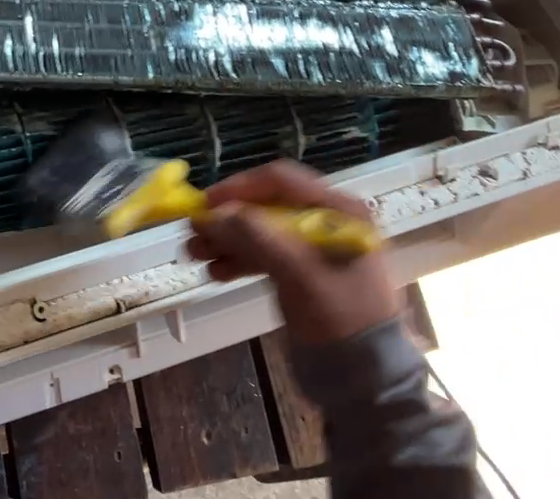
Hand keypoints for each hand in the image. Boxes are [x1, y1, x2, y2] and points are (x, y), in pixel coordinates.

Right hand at [186, 160, 398, 343]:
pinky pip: (264, 254)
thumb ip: (254, 236)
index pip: (279, 180)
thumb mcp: (297, 273)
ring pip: (259, 230)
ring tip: (194, 255)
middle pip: (264, 206)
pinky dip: (239, 259)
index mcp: (338, 209)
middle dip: (226, 219)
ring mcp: (313, 247)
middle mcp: (326, 220)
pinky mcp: (302, 271)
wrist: (367, 378)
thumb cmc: (339, 317)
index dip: (238, 188)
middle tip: (193, 234)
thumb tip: (211, 213)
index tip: (204, 204)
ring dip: (226, 240)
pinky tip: (216, 272)